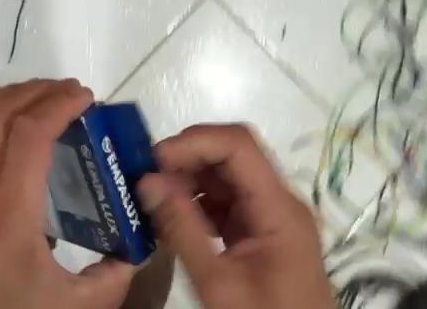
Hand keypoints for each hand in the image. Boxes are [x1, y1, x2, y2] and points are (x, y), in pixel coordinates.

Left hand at [0, 79, 136, 308]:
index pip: (30, 130)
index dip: (59, 103)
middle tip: (72, 93)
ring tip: (44, 102)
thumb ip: (109, 279)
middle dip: (39, 90)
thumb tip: (135, 247)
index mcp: (8, 211)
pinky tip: (16, 147)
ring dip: (11, 98)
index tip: (86, 96)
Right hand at [138, 124, 336, 308]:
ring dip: (189, 181)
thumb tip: (147, 179)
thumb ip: (182, 229)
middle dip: (187, 159)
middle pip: (231, 155)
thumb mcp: (218, 285)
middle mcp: (280, 202)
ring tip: (154, 202)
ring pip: (226, 176)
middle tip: (148, 180)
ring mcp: (272, 219)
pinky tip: (173, 222)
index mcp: (279, 208)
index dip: (194, 142)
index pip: (237, 144)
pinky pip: (227, 203)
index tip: (154, 161)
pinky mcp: (262, 236)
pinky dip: (197, 204)